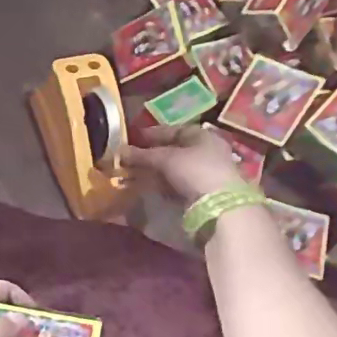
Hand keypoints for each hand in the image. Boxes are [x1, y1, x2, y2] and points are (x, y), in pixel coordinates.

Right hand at [123, 123, 247, 201]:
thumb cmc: (194, 171)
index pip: (174, 130)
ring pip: (172, 169)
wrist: (217, 206)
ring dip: (152, 171)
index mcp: (203, 136)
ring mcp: (203, 174)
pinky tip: (146, 187)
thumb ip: (142, 154)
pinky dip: (159, 184)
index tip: (133, 138)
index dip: (153, 133)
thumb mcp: (166, 158)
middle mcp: (205, 152)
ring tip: (132, 174)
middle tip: (128, 158)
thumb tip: (119, 151)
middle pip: (173, 150)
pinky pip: (174, 184)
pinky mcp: (198, 193)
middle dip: (149, 154)